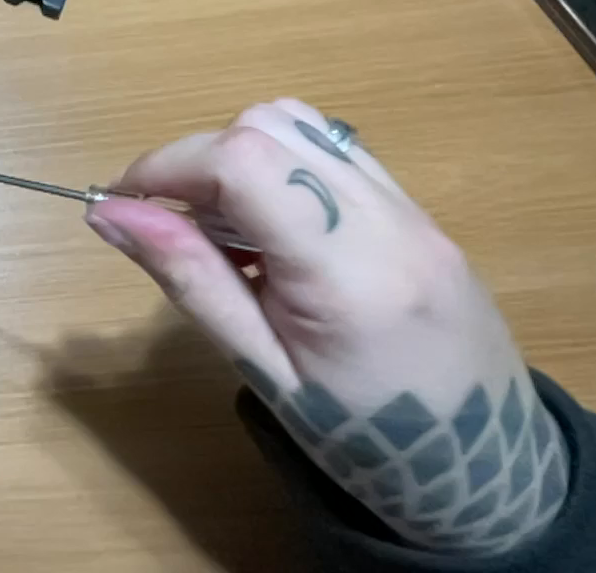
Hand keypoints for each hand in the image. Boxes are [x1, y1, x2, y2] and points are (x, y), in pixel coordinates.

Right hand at [87, 99, 567, 555]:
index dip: (167, 165)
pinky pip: (325, 146)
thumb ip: (185, 277)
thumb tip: (104, 213)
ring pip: (294, 124)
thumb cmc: (360, 436)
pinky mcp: (414, 207)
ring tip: (221, 224)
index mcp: (350, 273)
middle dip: (191, 161)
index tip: (124, 202)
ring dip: (231, 156)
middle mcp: (389, 221)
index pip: (245, 163)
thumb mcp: (259, 366)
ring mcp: (411, 208)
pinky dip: (270, 162)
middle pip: (264, 127)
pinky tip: (264, 221)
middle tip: (169, 222)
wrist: (491, 471)